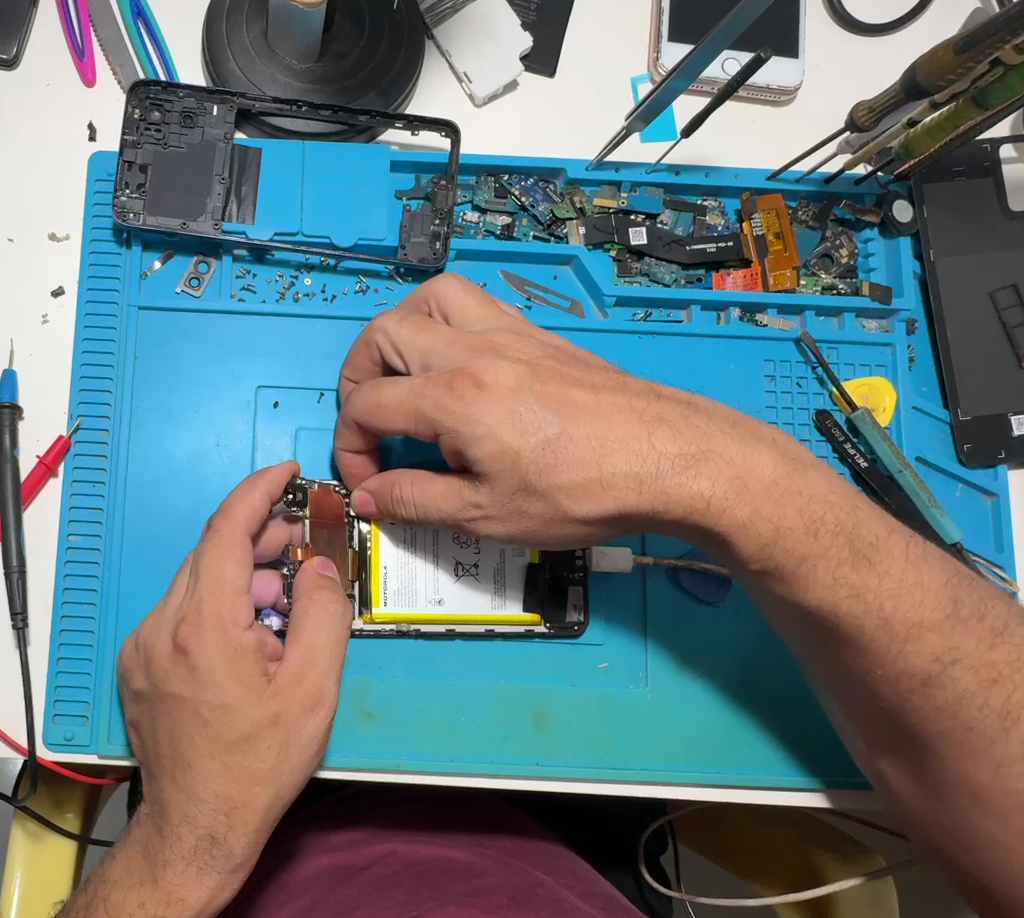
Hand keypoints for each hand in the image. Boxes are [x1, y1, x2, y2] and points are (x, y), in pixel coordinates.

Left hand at [116, 462, 351, 889]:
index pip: (224, 531)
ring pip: (193, 583)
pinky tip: (246, 632)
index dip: (257, 492)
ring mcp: (141, 646)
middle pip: (208, 554)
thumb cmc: (259, 765)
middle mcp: (159, 626)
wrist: (197, 826)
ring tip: (280, 599)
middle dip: (256, 539)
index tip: (285, 473)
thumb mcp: (312, 691)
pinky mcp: (136, 664)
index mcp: (201, 627)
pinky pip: (178, 612)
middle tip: (299, 544)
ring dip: (238, 576)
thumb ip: (323, 615)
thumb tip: (318, 566)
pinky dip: (214, 605)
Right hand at [333, 273, 814, 551]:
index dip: (350, 447)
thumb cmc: (582, 492)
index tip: (369, 481)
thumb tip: (368, 498)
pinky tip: (455, 366)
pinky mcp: (536, 336)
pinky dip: (444, 323)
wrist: (672, 460)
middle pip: (382, 334)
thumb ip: (414, 501)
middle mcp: (473, 351)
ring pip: (429, 298)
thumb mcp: (486, 514)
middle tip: (369, 423)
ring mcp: (508, 335)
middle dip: (356, 378)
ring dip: (399, 334)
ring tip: (402, 378)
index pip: (366, 405)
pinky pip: (474, 303)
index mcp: (453, 398)